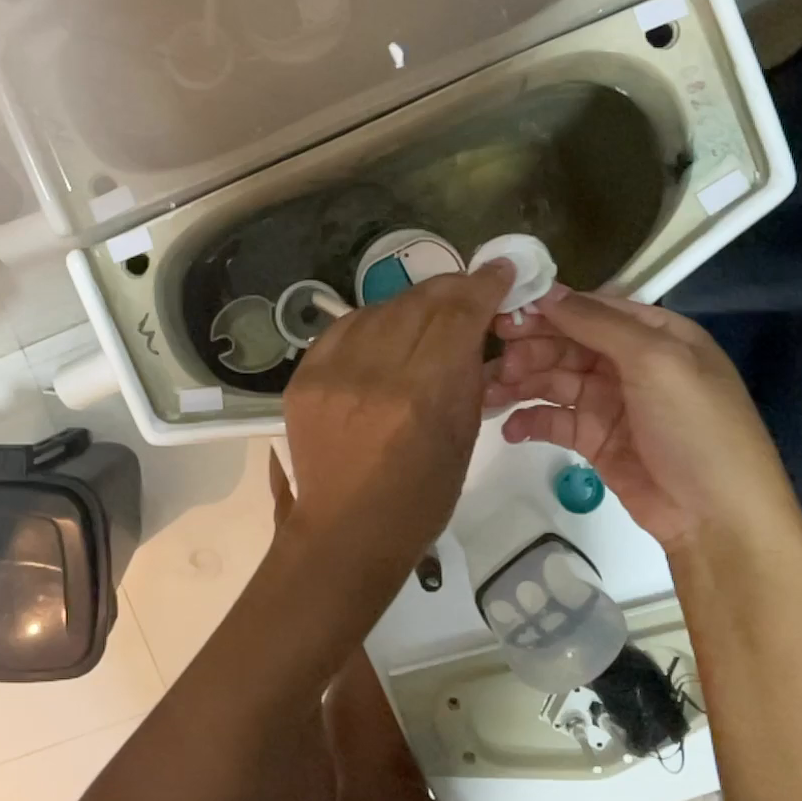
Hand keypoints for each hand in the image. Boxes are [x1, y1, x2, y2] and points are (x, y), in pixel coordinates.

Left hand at [282, 262, 514, 560]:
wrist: (345, 530)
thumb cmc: (418, 498)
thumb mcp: (462, 438)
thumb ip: (466, 375)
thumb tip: (472, 327)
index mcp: (421, 394)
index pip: (457, 314)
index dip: (482, 284)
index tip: (499, 270)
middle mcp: (372, 373)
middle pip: (417, 303)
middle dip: (449, 289)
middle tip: (467, 290)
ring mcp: (330, 373)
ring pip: (378, 309)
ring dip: (409, 306)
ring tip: (425, 317)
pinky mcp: (302, 378)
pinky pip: (342, 329)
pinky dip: (370, 325)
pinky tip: (383, 335)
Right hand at [484, 290, 795, 549]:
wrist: (717, 518)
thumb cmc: (696, 427)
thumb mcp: (656, 361)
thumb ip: (598, 324)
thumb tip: (546, 292)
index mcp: (655, 333)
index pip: (590, 309)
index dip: (546, 310)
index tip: (501, 317)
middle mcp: (630, 362)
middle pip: (565, 343)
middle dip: (528, 350)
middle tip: (497, 365)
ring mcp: (610, 402)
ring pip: (552, 380)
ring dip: (519, 384)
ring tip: (488, 395)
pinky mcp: (594, 438)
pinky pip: (553, 419)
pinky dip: (529, 420)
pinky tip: (510, 428)